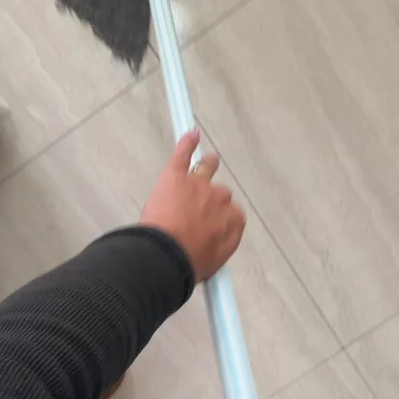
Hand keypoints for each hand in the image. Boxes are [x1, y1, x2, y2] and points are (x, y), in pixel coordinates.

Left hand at [139, 131, 244, 281]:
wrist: (166, 257)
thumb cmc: (189, 264)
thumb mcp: (215, 262)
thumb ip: (221, 245)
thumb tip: (218, 243)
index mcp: (232, 221)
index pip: (231, 213)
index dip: (218, 218)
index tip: (209, 225)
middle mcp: (220, 199)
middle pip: (218, 192)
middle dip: (209, 199)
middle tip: (195, 209)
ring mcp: (198, 184)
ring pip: (205, 169)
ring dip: (206, 165)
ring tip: (207, 162)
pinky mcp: (176, 176)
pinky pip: (184, 154)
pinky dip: (187, 142)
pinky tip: (191, 134)